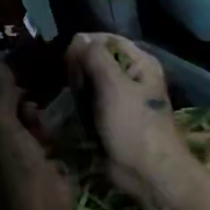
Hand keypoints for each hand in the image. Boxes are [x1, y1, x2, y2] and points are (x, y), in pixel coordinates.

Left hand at [0, 62, 71, 209]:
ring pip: (11, 123)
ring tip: (37, 113)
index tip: (8, 61)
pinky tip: (46, 132)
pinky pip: (27, 140)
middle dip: (8, 96)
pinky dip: (36, 132)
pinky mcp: (23, 168)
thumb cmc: (14, 172)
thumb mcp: (2, 127)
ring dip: (25, 113)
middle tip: (28, 86)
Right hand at [65, 33, 198, 202]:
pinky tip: (65, 109)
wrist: (149, 173)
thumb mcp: (114, 85)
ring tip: (60, 93)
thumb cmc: (134, 125)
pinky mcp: (112, 121)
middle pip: (99, 61)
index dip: (86, 43)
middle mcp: (133, 77)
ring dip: (77, 88)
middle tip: (61, 78)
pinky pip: (92, 105)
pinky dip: (79, 106)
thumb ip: (96, 58)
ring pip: (93, 84)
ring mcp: (122, 100)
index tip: (64, 55)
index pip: (108, 40)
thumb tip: (79, 37)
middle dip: (79, 66)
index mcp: (141, 63)